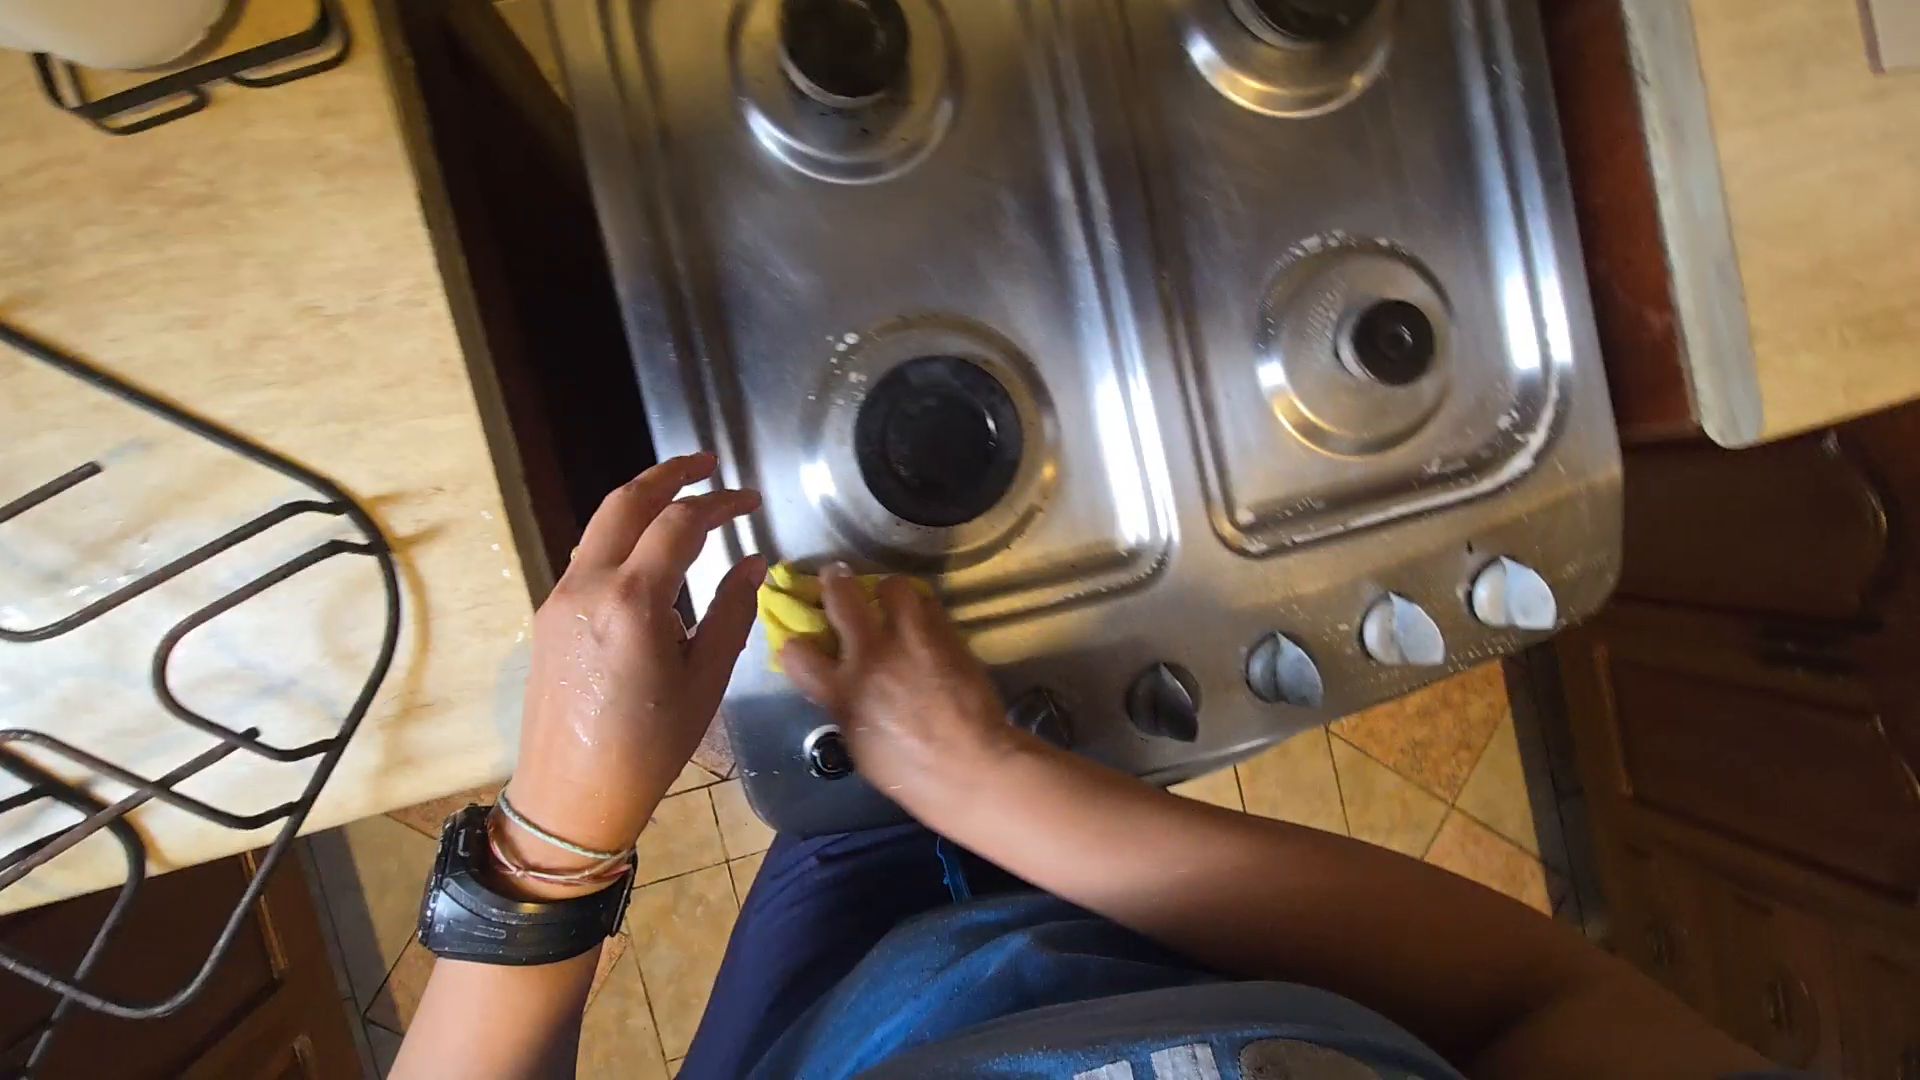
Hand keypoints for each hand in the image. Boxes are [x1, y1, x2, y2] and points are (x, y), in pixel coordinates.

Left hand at [503, 453, 764, 880]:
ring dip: (642, 500)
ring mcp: (560, 598)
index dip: (720, 503)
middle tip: (707, 463)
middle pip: (626, 503)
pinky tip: (652, 549)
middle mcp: (588, 587)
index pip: (680, 524)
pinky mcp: (549, 615)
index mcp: (633, 602)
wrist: (570, 796)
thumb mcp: (706, 679)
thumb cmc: (650, 745)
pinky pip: (591, 555)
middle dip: (669, 474)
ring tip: (683, 495)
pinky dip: (625, 534)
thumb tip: (752, 563)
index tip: (751, 501)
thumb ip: (731, 612)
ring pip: (601, 525)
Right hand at [779, 565, 1025, 803]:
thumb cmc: (910, 771)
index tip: (803, 642)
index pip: (797, 653)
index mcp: (842, 691)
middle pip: (842, 598)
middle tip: (836, 574)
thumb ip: (845, 705)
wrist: (971, 764)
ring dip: (888, 589)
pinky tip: (925, 620)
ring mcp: (910, 640)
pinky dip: (922, 609)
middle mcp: (871, 656)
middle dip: (834, 581)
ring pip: (892, 587)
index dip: (796, 646)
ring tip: (892, 596)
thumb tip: (843, 687)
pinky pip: (929, 605)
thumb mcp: (859, 743)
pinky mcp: (944, 635)